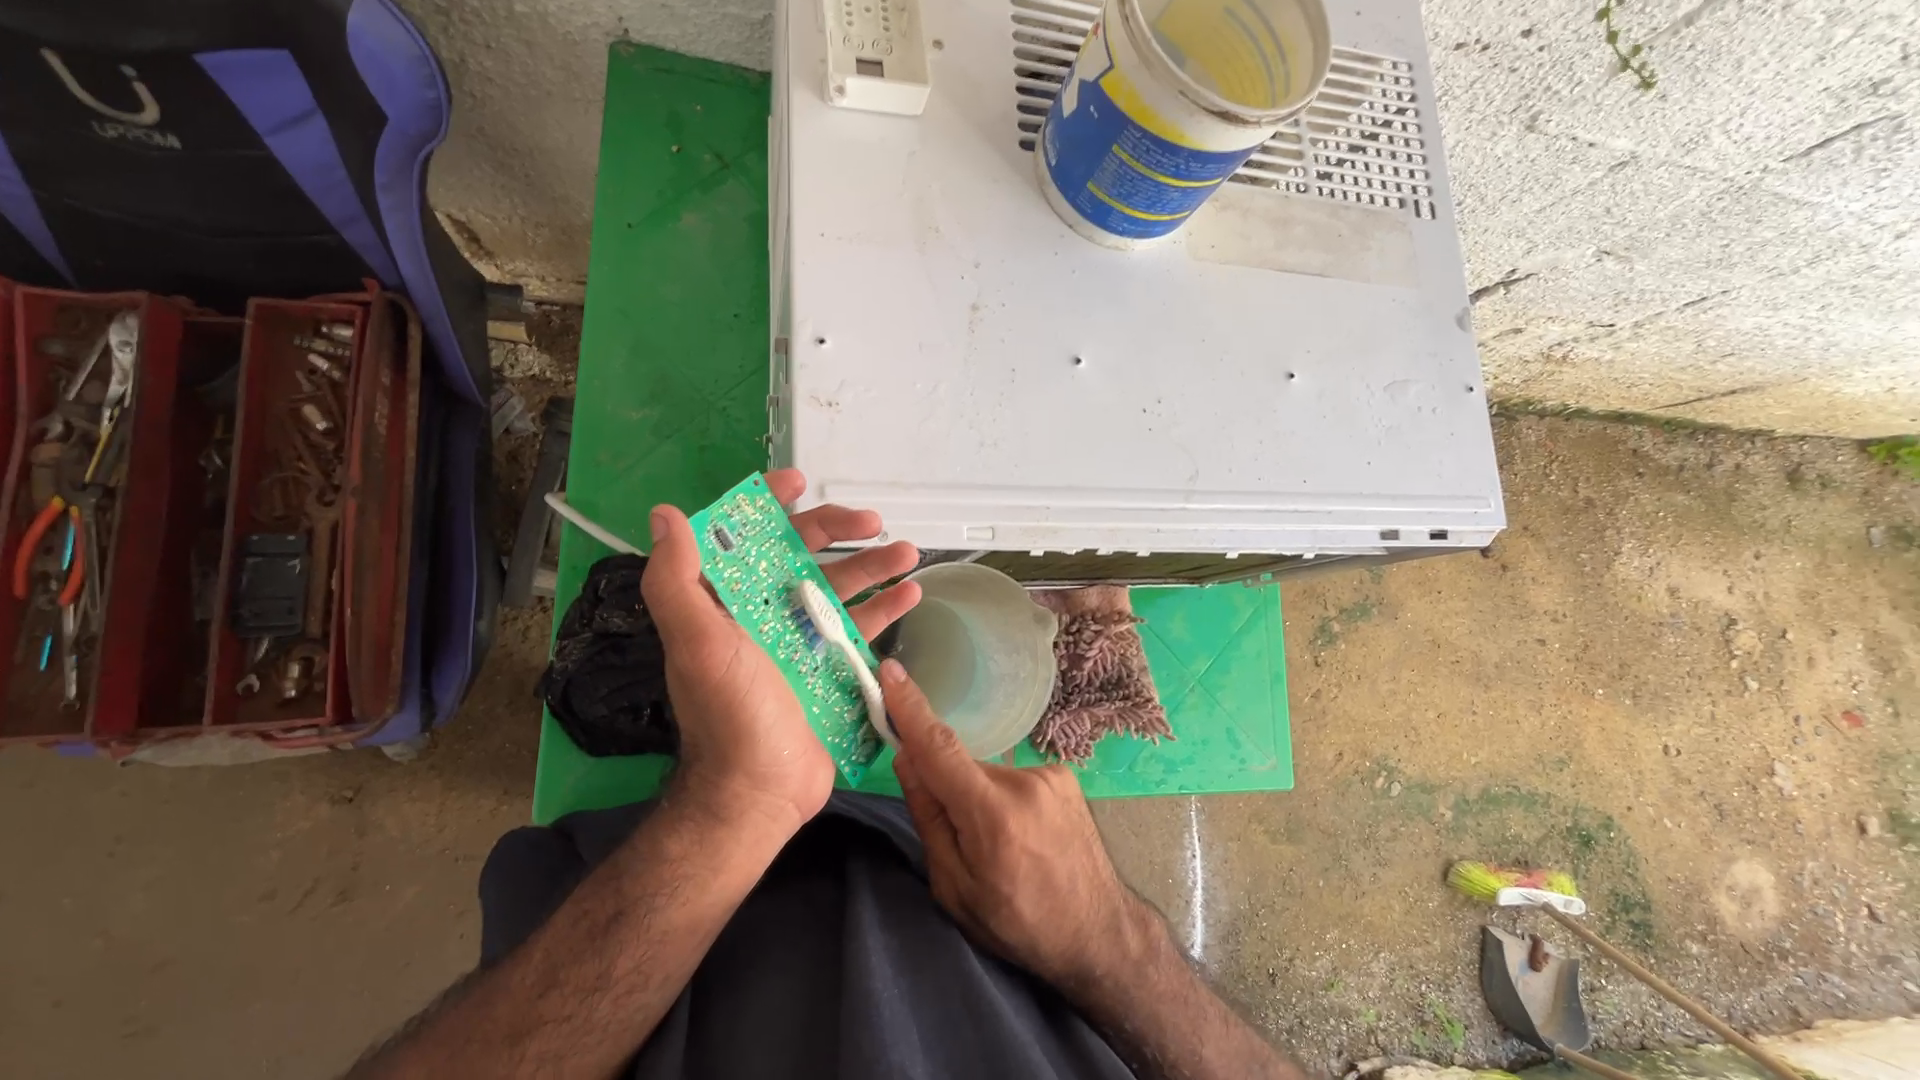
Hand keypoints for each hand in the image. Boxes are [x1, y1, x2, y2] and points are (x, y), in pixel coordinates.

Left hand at [643, 469, 921, 836]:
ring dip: (874, 566)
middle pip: (803, 555)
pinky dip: (885, 608)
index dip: (768, 503)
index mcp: (727, 602)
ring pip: (839, 588)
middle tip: (874, 522)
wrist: (760, 790)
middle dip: (838, 530)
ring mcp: (799, 642)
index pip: (745, 536)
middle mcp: (761, 614)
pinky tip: (910, 594)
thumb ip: (676, 579)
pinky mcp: (829, 669)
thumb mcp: (697, 641)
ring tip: (908, 554)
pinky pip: (860, 628)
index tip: (800, 483)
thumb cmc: (729, 711)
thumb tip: (666, 514)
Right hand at [882, 659, 1159, 991]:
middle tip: (963, 842)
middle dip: (949, 792)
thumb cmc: (1018, 924)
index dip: (910, 707)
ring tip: (1004, 847)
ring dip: (980, 798)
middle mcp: (1024, 782)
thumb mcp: (954, 888)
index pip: (939, 748)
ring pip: (987, 774)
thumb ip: (929, 817)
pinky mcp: (1064, 776)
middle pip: (960, 767)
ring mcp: (1050, 775)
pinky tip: (1026, 837)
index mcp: (992, 816)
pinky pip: (1013, 778)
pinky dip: (1005, 799)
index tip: (889, 670)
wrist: (1099, 933)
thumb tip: (907, 758)